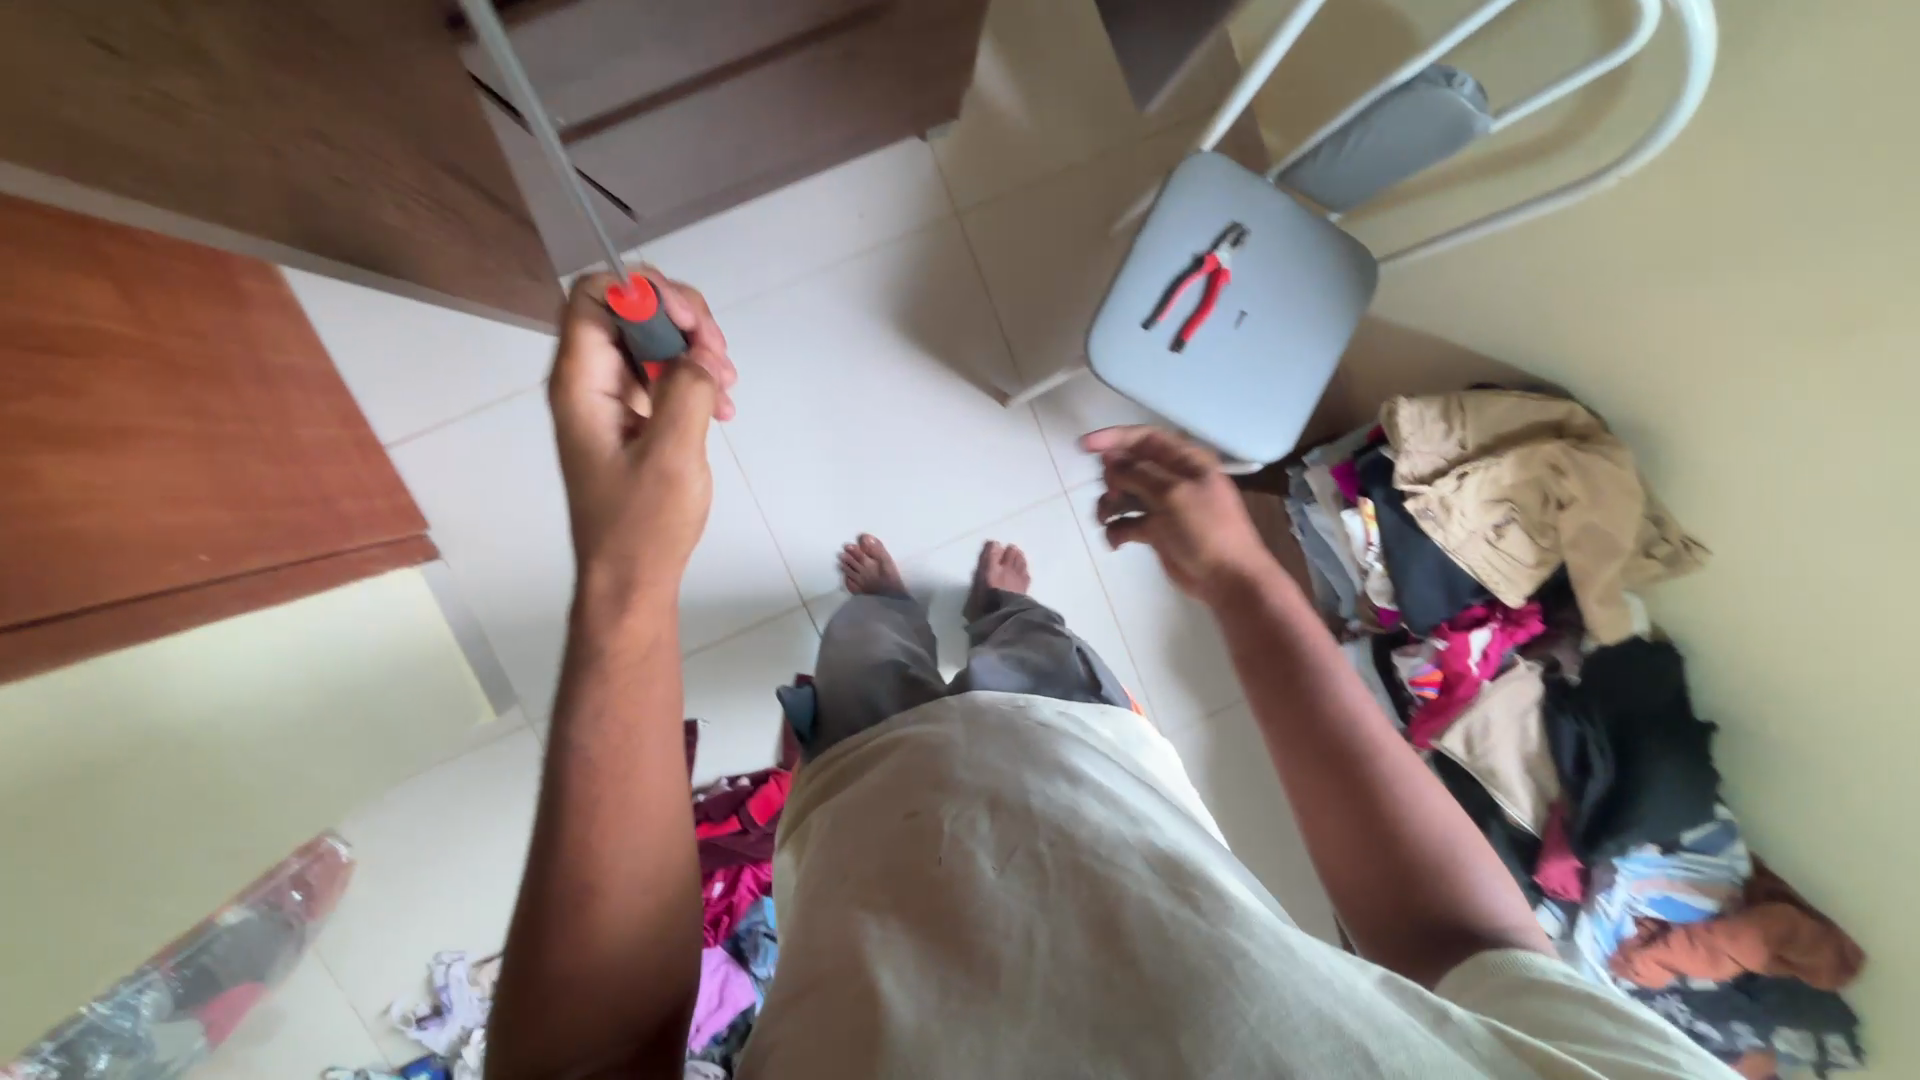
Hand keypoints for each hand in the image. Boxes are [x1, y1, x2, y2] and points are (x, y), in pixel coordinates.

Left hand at [549, 269, 737, 621]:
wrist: (631, 576)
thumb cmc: (643, 523)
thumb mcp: (672, 456)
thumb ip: (686, 391)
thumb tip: (700, 355)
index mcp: (581, 382)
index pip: (596, 295)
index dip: (646, 293)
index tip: (692, 326)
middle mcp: (590, 380)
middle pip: (628, 310)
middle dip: (682, 320)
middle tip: (719, 355)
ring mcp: (611, 399)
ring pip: (650, 341)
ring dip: (695, 351)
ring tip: (727, 386)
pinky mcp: (632, 418)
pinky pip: (662, 375)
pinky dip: (695, 379)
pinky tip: (721, 408)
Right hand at [1081, 426, 1274, 603]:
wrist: (1227, 578)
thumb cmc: (1207, 529)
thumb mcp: (1174, 494)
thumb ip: (1139, 474)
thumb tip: (1110, 460)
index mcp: (1185, 461)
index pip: (1144, 438)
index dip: (1113, 438)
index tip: (1084, 447)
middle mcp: (1172, 479)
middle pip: (1129, 466)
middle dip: (1112, 478)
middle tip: (1111, 494)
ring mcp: (1163, 505)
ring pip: (1123, 495)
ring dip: (1109, 505)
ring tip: (1105, 519)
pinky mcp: (1155, 531)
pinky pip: (1126, 523)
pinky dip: (1116, 530)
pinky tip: (1116, 542)